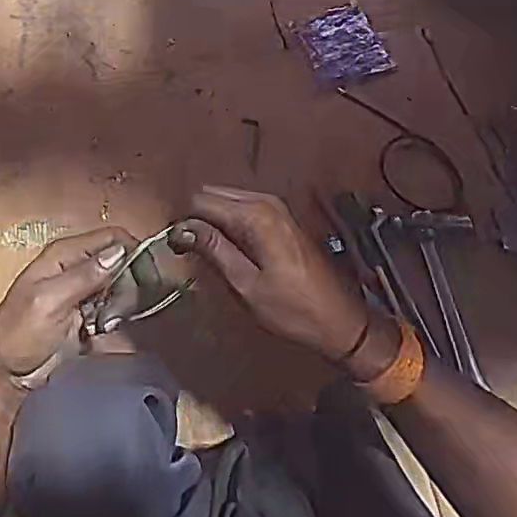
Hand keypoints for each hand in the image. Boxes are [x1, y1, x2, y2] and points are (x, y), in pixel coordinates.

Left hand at [0, 225, 136, 393]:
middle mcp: (76, 267)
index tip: (142, 274)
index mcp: (64, 254)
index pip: (110, 237)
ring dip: (120, 304)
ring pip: (119, 286)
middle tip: (117, 306)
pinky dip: (114, 318)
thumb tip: (119, 252)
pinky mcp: (87, 314)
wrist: (5, 375)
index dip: (130, 251)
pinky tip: (101, 331)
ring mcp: (82, 291)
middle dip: (126, 282)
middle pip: (119, 261)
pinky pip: (112, 308)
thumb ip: (84, 275)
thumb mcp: (49, 301)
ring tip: (104, 323)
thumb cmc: (18, 333)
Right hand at [168, 185, 372, 363]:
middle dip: (196, 218)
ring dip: (211, 221)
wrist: (340, 321)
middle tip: (191, 253)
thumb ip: (213, 250)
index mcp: (255, 215)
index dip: (184, 223)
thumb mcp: (246, 285)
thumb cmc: (292, 309)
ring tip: (208, 255)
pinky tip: (229, 251)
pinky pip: (241, 208)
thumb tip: (181, 228)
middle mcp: (264, 201)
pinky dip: (228, 223)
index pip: (200, 201)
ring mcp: (275, 207)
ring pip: (225, 200)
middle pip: (212, 195)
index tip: (177, 248)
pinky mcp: (280, 217)